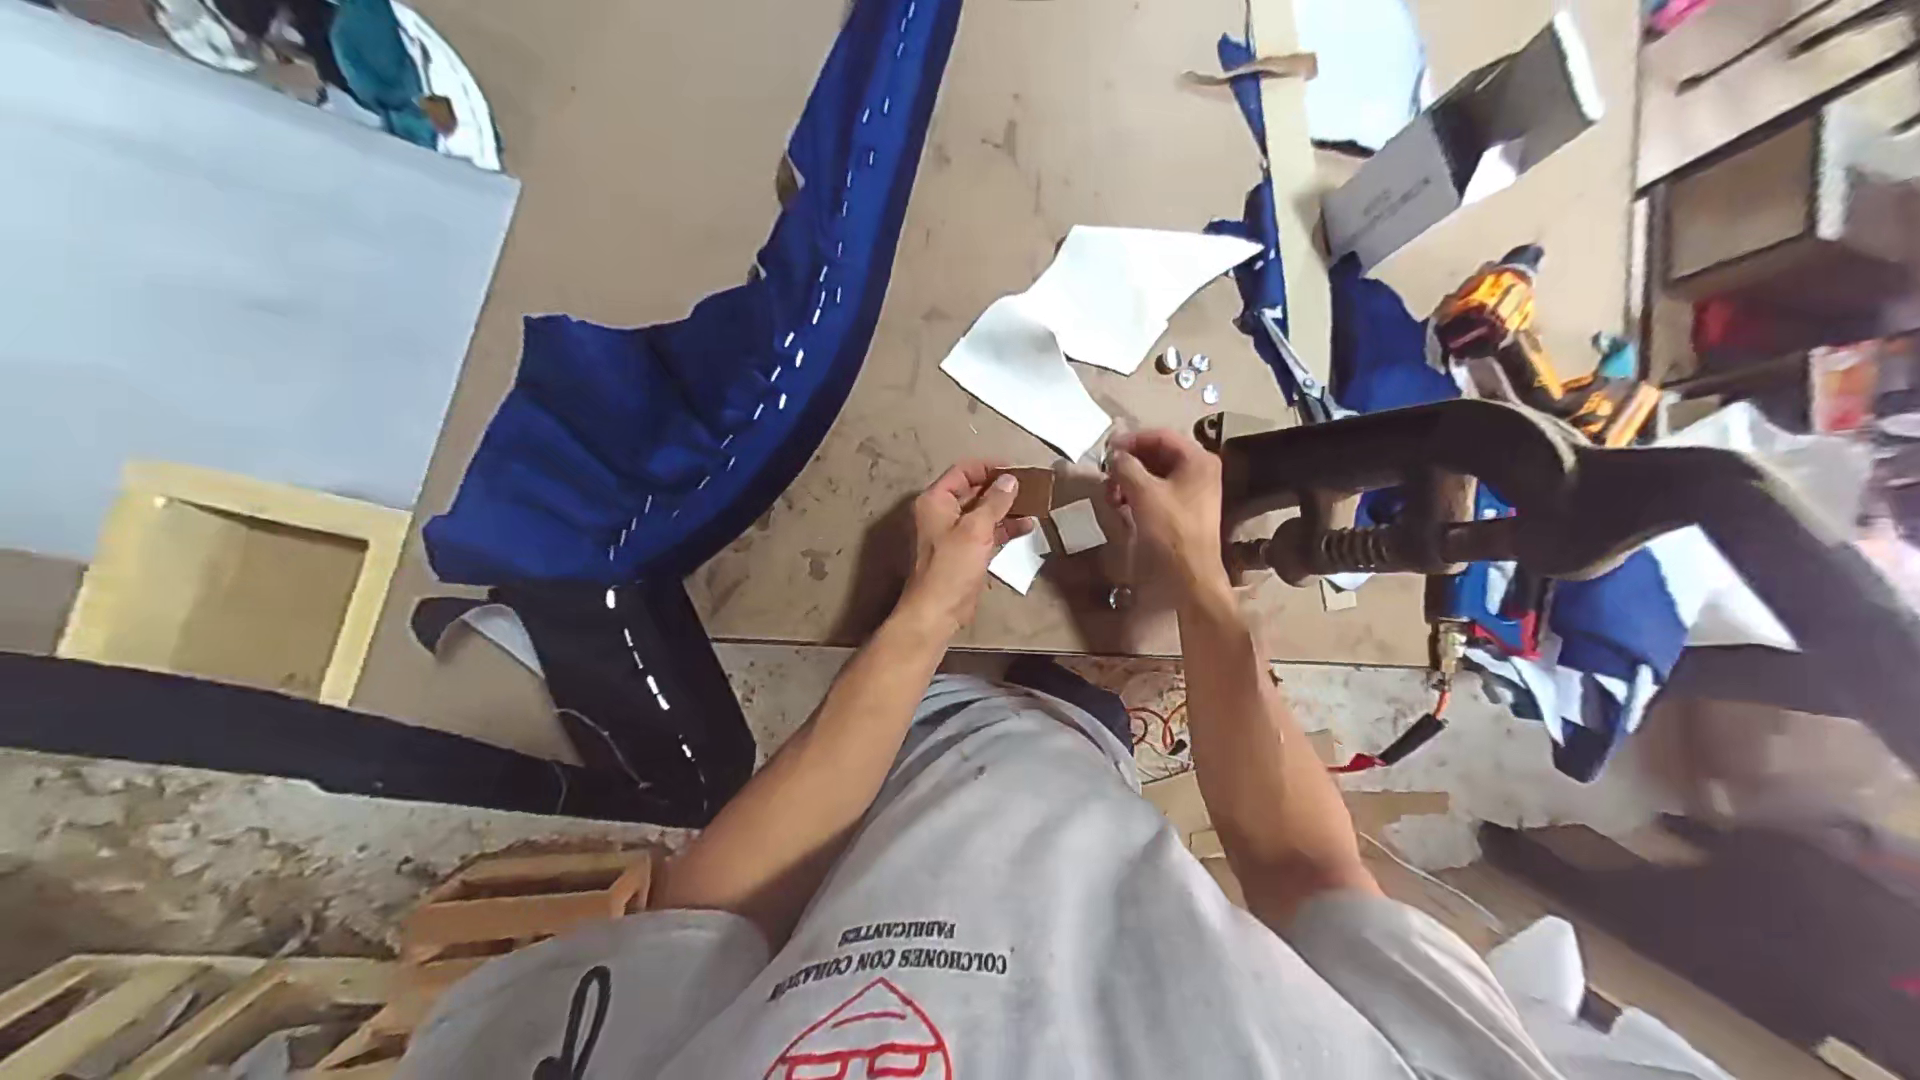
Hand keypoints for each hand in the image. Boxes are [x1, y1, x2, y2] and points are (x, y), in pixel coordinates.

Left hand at [900, 461, 1035, 633]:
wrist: (938, 610)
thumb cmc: (951, 567)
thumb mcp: (975, 529)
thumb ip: (995, 501)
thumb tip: (1010, 479)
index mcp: (936, 500)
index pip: (963, 471)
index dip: (989, 467)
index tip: (1016, 470)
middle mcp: (943, 512)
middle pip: (975, 490)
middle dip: (1002, 488)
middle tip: (1031, 485)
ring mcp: (954, 533)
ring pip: (983, 512)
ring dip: (1007, 508)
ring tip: (1034, 504)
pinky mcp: (966, 551)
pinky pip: (987, 531)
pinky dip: (1005, 527)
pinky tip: (1027, 525)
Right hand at [1106, 429, 1231, 601]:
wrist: (1189, 575)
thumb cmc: (1171, 531)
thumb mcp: (1144, 493)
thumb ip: (1126, 467)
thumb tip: (1114, 457)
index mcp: (1197, 460)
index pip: (1160, 435)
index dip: (1131, 439)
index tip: (1106, 450)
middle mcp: (1199, 470)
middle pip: (1157, 453)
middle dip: (1129, 462)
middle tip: (1106, 473)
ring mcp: (1192, 490)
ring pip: (1154, 473)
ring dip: (1129, 479)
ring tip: (1111, 493)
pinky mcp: (1183, 509)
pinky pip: (1157, 490)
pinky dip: (1136, 493)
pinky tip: (1120, 504)